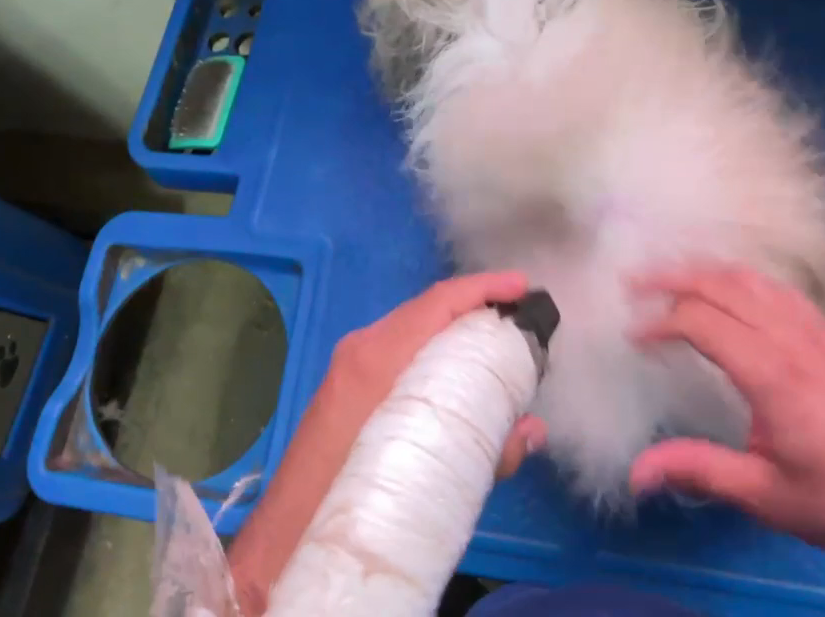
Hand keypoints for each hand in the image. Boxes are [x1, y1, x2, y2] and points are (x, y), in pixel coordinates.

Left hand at [228, 272, 545, 614]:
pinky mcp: (343, 384)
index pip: (438, 303)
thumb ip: (491, 452)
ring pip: (412, 330)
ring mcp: (348, 364)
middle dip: (475, 309)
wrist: (291, 537)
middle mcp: (362, 348)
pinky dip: (433, 351)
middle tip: (519, 322)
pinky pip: (398, 351)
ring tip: (497, 344)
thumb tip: (533, 430)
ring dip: (454, 330)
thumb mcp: (436, 479)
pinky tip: (457, 373)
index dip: (484, 288)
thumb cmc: (364, 500)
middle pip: (427, 311)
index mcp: (378, 357)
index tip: (524, 288)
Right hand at [627, 268, 824, 567]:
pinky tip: (734, 290)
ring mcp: (820, 335)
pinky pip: (781, 291)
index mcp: (773, 375)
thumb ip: (699, 471)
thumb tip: (635, 473)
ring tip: (673, 277)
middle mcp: (794, 341)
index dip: (660, 322)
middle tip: (634, 283)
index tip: (632, 337)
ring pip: (755, 280)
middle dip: (673, 278)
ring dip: (709, 271)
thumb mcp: (767, 496)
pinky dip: (744, 278)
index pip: (702, 322)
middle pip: (725, 285)